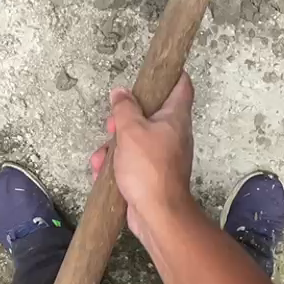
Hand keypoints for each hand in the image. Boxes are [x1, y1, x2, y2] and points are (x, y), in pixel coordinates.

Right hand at [89, 72, 196, 245]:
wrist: (156, 213)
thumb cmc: (149, 171)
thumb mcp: (130, 131)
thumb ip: (124, 108)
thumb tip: (120, 93)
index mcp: (174, 118)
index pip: (181, 85)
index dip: (170, 74)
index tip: (155, 70)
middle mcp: (172, 134)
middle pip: (148, 113)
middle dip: (124, 118)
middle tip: (112, 124)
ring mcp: (162, 155)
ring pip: (134, 139)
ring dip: (114, 146)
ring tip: (104, 156)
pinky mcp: (150, 174)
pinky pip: (129, 161)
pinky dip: (114, 165)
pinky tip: (102, 172)